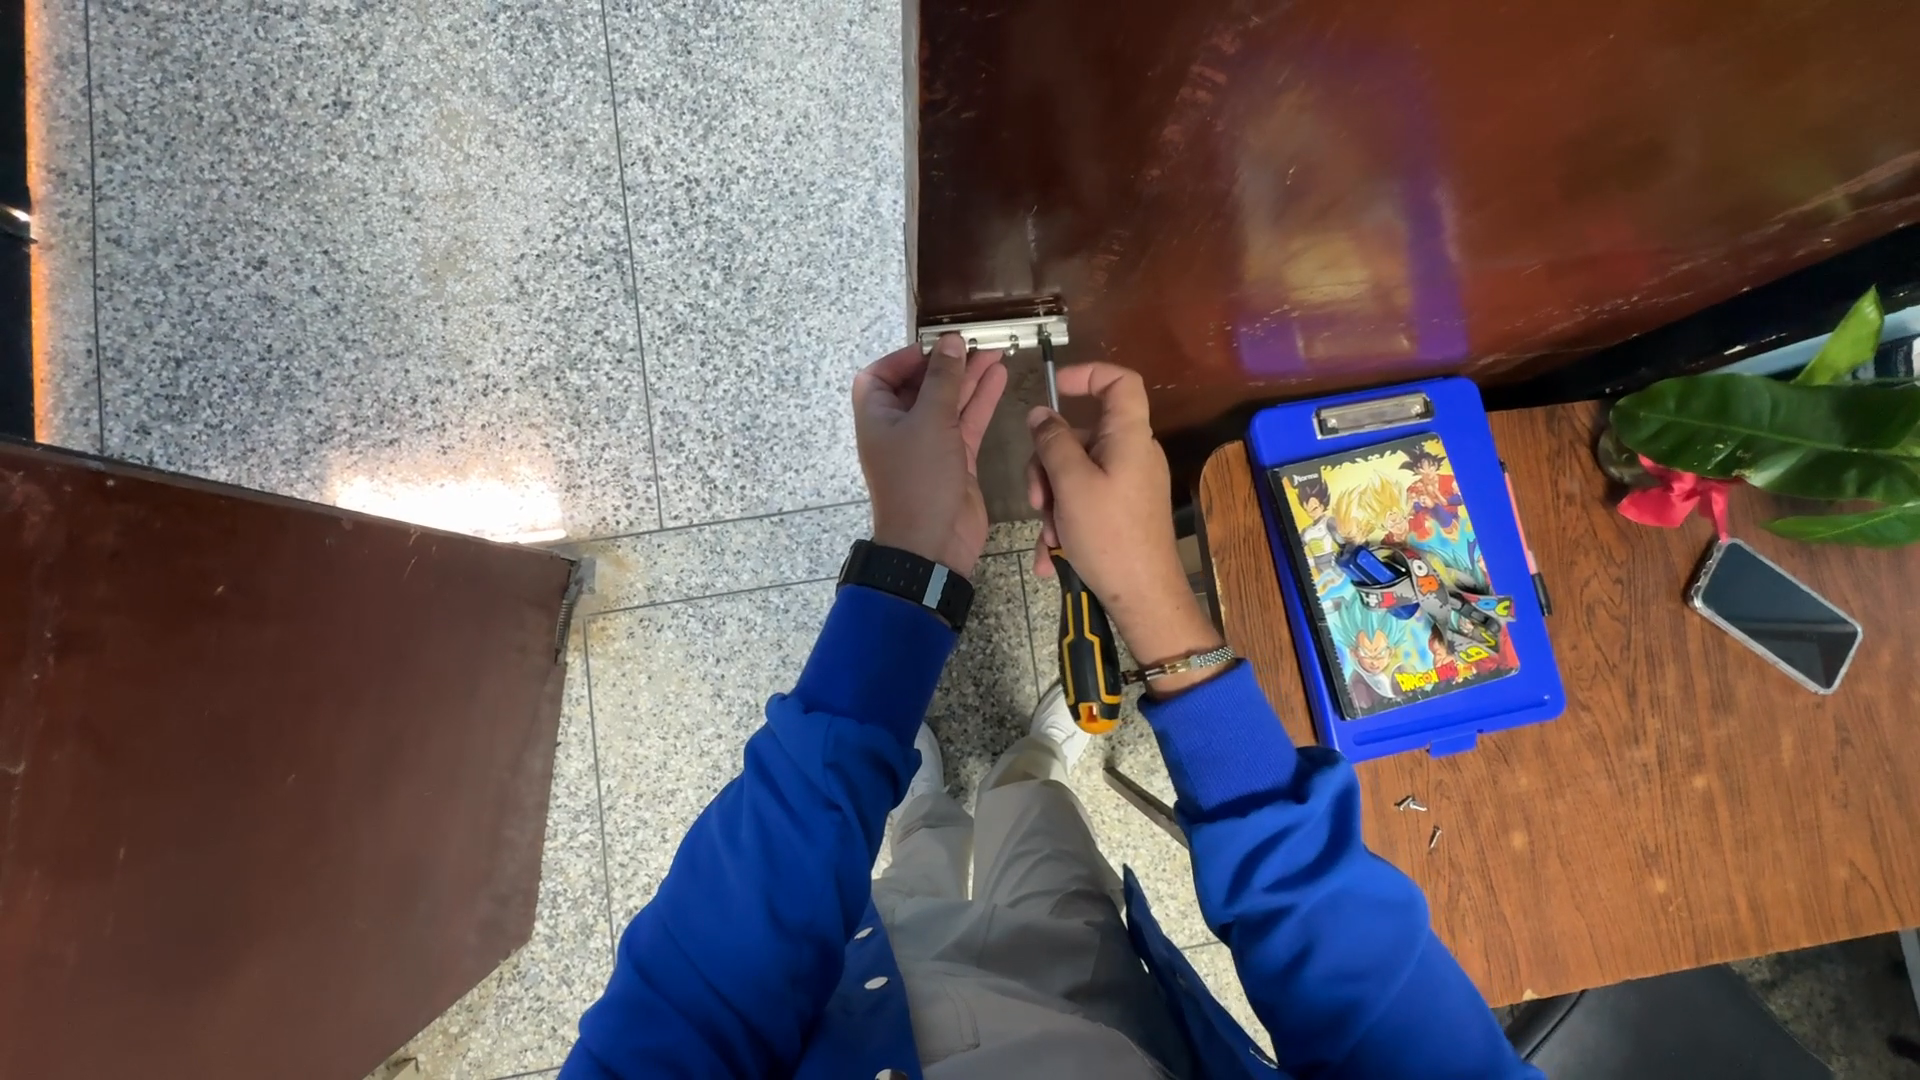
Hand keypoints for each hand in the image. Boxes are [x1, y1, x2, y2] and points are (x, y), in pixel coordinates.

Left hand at [853, 333, 1006, 578]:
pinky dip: (981, 401)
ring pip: (948, 402)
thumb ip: (943, 380)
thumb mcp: (930, 421)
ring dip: (969, 379)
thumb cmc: (919, 479)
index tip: (935, 347)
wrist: (933, 543)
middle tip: (976, 342)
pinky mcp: (954, 460)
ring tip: (996, 352)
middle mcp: (900, 428)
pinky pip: (966, 423)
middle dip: (947, 364)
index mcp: (877, 417)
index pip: (881, 376)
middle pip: (920, 386)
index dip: (905, 358)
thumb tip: (951, 342)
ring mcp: (928, 445)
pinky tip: (999, 377)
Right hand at [1026, 363, 1222, 677]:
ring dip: (1052, 504)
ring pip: (1074, 475)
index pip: (1120, 383)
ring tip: (1048, 538)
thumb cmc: (1109, 536)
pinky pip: (1084, 503)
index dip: (1088, 375)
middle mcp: (1131, 455)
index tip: (1055, 389)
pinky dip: (1065, 524)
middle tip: (1037, 501)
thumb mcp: (1071, 485)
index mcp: (1128, 437)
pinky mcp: (1121, 512)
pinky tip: (1051, 556)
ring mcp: (1127, 485)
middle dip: (1048, 467)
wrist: (1143, 597)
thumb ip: (1052, 443)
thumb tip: (1040, 414)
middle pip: (1080, 437)